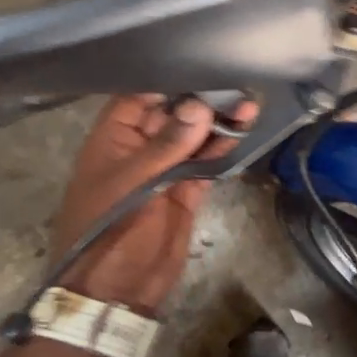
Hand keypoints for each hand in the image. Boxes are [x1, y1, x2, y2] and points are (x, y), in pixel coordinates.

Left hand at [50, 94, 253, 313]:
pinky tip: (242, 132)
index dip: (167, 81)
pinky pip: (208, 162)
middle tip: (235, 84)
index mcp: (113, 141)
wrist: (115, 293)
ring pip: (195, 137)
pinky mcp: (186, 190)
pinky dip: (224, 148)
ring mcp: (165, 170)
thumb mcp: (131, 183)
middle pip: (173, 114)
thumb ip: (167, 143)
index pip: (138, 98)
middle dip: (202, 99)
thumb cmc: (107, 232)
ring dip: (219, 123)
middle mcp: (139, 150)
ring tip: (248, 105)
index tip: (200, 64)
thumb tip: (200, 106)